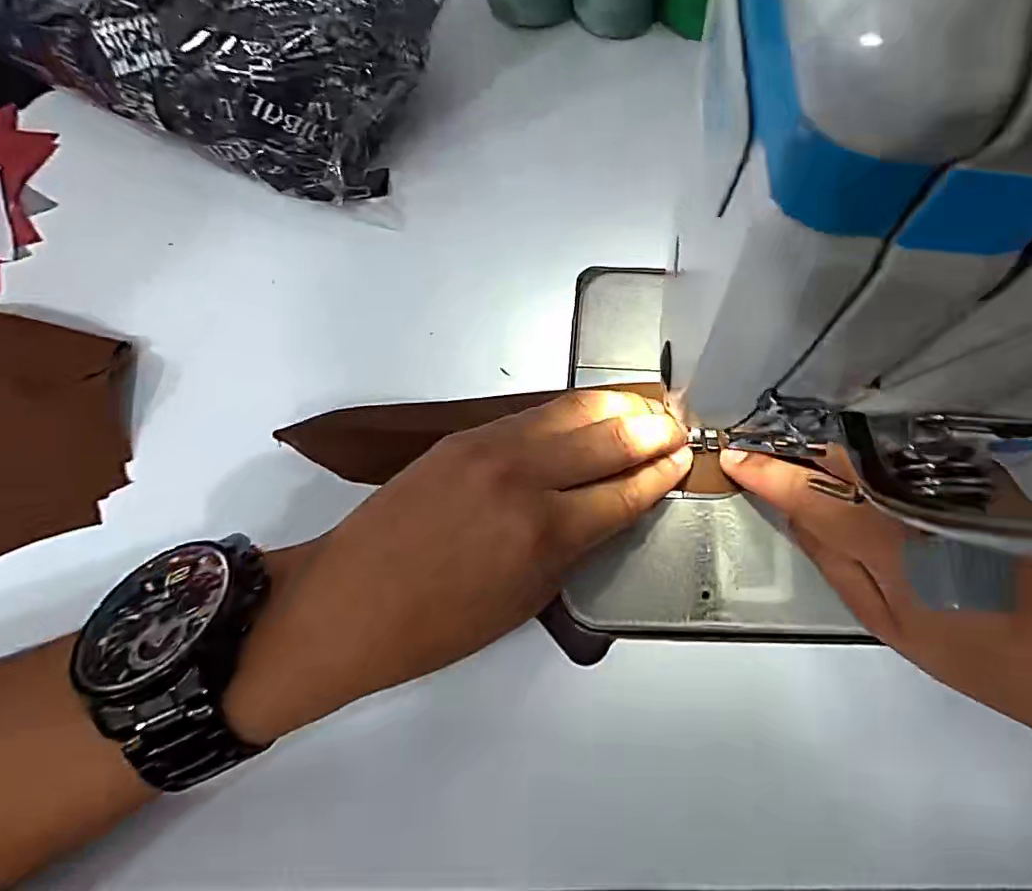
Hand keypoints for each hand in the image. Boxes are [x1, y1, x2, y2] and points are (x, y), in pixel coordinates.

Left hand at [227, 390, 691, 741]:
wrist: (347, 601)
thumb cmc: (439, 624)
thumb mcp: (526, 598)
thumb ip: (577, 546)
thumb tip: (613, 507)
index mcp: (545, 532)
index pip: (626, 490)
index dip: (663, 473)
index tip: (684, 460)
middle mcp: (525, 477)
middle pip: (612, 438)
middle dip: (654, 432)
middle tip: (677, 430)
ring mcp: (493, 447)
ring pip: (577, 410)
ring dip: (621, 407)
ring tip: (648, 410)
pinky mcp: (468, 435)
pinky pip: (538, 413)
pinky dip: (577, 410)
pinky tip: (594, 413)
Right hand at [717, 449, 1031, 720]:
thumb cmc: (985, 654)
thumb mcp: (892, 623)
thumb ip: (836, 560)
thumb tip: (793, 515)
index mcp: (889, 537)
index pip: (808, 488)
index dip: (765, 470)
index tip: (732, 456)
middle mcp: (918, 491)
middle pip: (838, 454)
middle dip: (799, 457)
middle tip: (771, 469)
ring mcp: (952, 474)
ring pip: (870, 448)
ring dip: (835, 455)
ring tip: (814, 475)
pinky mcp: (977, 470)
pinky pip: (905, 454)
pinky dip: (876, 460)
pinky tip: (872, 481)